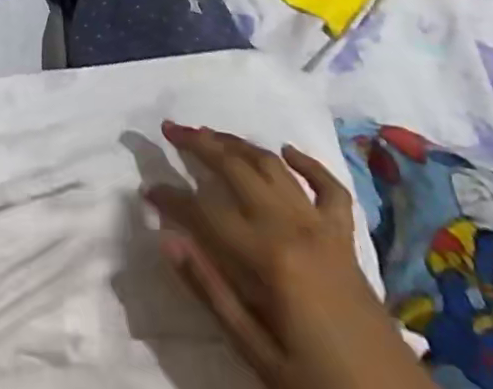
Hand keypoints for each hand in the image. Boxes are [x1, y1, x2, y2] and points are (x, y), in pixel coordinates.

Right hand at [145, 122, 430, 388]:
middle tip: (172, 129)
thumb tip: (167, 240)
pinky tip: (288, 151)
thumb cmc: (317, 382)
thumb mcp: (256, 351)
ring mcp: (323, 227)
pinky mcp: (345, 237)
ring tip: (211, 132)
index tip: (147, 189)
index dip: (172, 197)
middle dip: (201, 145)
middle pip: (238, 169)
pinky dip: (308, 165)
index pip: (205, 211)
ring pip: (274, 167)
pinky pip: (328, 188)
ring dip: (240, 144)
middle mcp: (293, 226)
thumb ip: (211, 292)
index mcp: (267, 257)